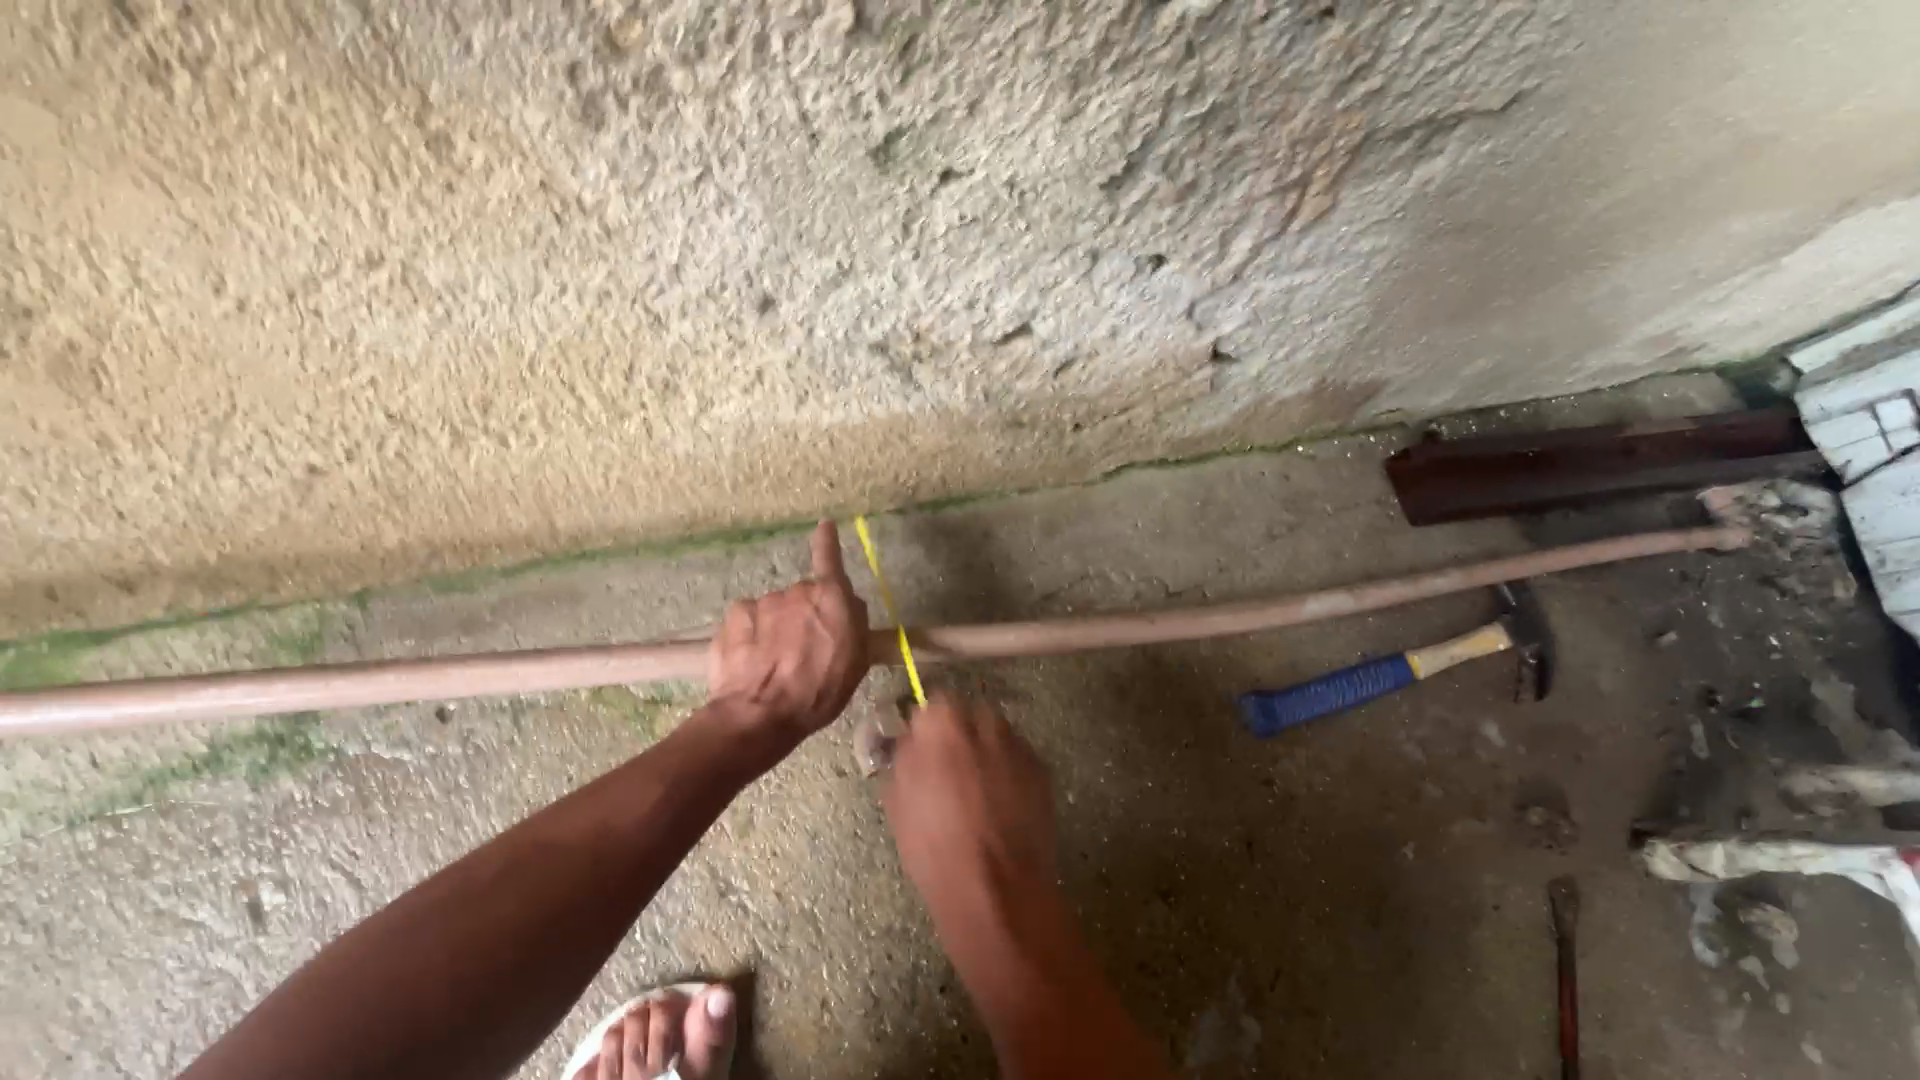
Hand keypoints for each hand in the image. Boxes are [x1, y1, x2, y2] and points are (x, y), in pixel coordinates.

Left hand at [707, 521, 870, 738]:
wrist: (762, 714)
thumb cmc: (820, 693)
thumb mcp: (856, 663)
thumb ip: (854, 625)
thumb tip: (848, 602)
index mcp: (832, 598)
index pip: (830, 558)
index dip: (828, 542)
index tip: (824, 525)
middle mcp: (797, 591)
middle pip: (803, 596)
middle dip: (803, 615)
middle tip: (804, 652)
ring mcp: (763, 602)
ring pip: (773, 610)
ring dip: (776, 627)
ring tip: (774, 664)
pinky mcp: (734, 616)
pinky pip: (747, 619)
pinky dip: (750, 634)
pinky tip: (751, 659)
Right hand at [882, 692, 1056, 913]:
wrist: (995, 886)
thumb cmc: (934, 845)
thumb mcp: (897, 801)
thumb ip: (904, 756)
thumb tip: (911, 740)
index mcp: (942, 724)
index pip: (933, 703)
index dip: (929, 727)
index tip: (924, 750)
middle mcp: (984, 723)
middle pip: (970, 715)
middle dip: (962, 735)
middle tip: (952, 770)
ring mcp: (1018, 744)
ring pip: (998, 735)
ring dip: (988, 751)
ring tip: (980, 790)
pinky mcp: (1043, 769)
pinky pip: (1020, 758)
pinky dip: (1011, 772)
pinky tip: (1004, 804)